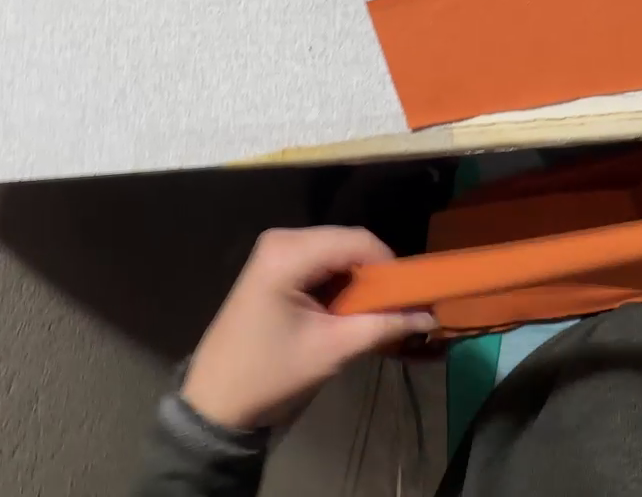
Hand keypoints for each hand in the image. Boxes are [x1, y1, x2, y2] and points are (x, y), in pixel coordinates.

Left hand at [181, 227, 435, 428]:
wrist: (214, 403)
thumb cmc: (269, 374)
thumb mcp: (331, 350)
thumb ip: (383, 325)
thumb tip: (428, 314)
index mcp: (288, 253)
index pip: (357, 241)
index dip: (388, 265)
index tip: (408, 295)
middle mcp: (281, 239)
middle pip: (347, 241)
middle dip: (373, 272)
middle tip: (391, 305)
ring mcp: (275, 248)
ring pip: (336, 248)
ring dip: (356, 276)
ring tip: (368, 309)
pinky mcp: (274, 261)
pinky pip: (321, 257)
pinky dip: (338, 278)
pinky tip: (342, 306)